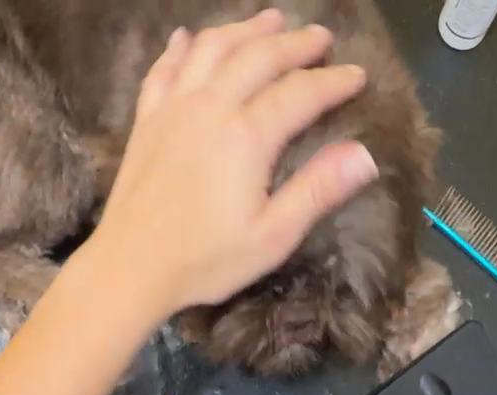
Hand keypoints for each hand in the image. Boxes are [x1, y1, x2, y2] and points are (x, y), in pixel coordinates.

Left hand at [82, 10, 379, 317]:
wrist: (132, 266)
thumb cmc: (206, 261)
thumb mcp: (272, 236)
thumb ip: (317, 192)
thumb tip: (364, 156)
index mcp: (247, 136)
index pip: (300, 94)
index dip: (333, 81)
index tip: (357, 74)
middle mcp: (211, 107)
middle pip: (258, 57)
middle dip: (295, 44)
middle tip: (320, 37)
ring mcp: (173, 108)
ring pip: (212, 49)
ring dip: (245, 31)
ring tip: (270, 22)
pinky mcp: (146, 120)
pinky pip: (165, 68)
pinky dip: (181, 48)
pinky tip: (189, 38)